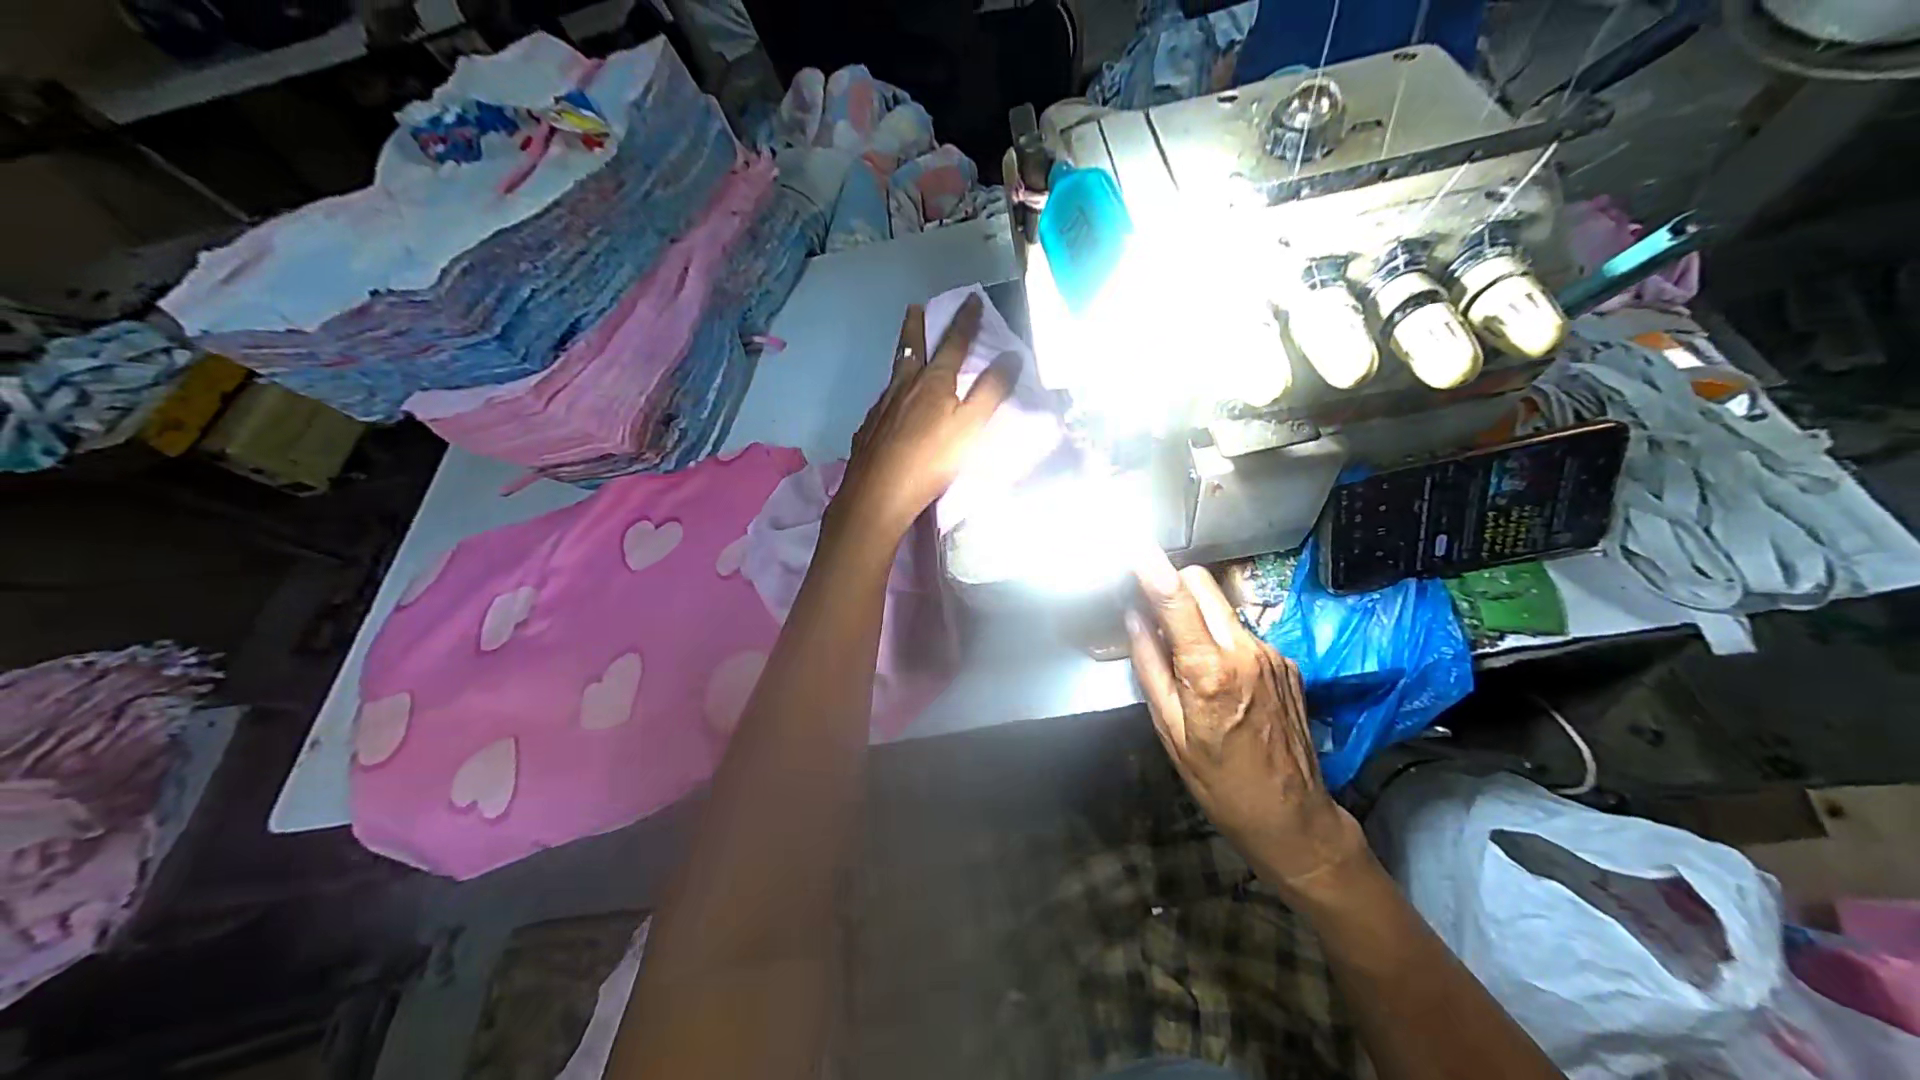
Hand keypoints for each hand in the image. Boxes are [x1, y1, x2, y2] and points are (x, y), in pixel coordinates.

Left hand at [832, 294, 1021, 542]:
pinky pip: (883, 401)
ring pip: (895, 373)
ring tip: (906, 350)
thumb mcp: (971, 427)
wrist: (878, 494)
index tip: (972, 298)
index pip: (954, 343)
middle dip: (917, 326)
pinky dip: (891, 392)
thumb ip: (991, 391)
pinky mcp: (869, 428)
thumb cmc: (931, 461)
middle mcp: (904, 387)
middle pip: (912, 348)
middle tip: (915, 307)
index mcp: (933, 382)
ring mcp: (883, 407)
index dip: (965, 320)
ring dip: (903, 355)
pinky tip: (891, 404)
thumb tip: (1011, 355)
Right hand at [1124, 549, 1371, 902]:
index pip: (1176, 600)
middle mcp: (1246, 651)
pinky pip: (1243, 632)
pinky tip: (1219, 676)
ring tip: (1184, 655)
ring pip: (1223, 606)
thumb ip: (1151, 668)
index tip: (1133, 542)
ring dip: (1197, 614)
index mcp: (1211, 671)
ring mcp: (1273, 654)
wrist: (1294, 817)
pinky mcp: (1288, 663)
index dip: (1152, 567)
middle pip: (1204, 585)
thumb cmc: (1220, 783)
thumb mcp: (1171, 732)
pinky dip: (1221, 637)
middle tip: (1153, 607)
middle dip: (1174, 584)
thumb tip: (1135, 620)